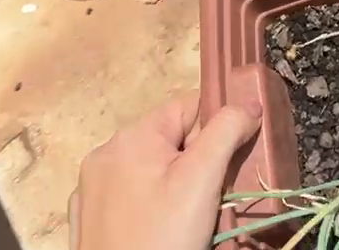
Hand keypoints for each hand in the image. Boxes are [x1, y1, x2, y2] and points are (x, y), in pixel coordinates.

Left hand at [71, 92, 261, 249]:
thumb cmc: (163, 237)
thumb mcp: (203, 179)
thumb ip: (228, 129)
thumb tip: (250, 103)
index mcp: (130, 136)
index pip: (189, 107)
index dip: (215, 130)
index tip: (224, 165)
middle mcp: (105, 155)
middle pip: (172, 139)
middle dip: (197, 162)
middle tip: (209, 197)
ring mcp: (92, 191)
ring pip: (154, 168)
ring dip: (177, 185)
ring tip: (187, 220)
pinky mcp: (88, 223)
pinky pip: (133, 196)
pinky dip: (152, 206)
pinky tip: (160, 232)